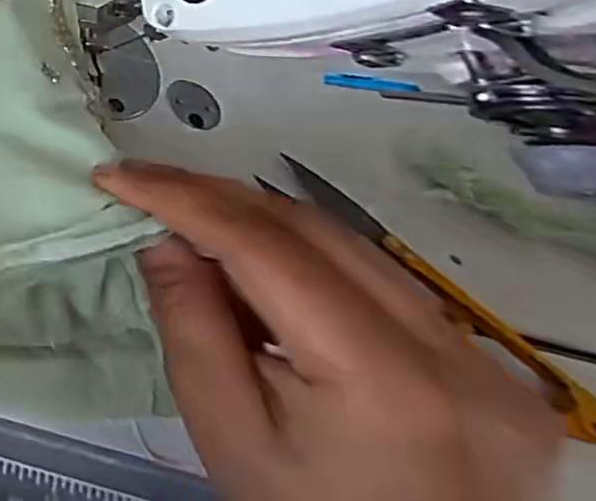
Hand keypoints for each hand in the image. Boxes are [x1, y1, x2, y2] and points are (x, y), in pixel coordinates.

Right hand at [94, 160, 562, 500]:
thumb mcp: (220, 420)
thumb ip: (188, 316)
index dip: (182, 198)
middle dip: (211, 194)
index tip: (113, 177)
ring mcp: (481, 356)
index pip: (267, 248)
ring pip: (341, 238)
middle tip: (138, 185)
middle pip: (309, 229)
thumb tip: (163, 235)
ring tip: (181, 214)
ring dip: (249, 214)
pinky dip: (292, 246)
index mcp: (387, 379)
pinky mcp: (482, 360)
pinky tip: (246, 258)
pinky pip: (367, 268)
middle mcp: (455, 355)